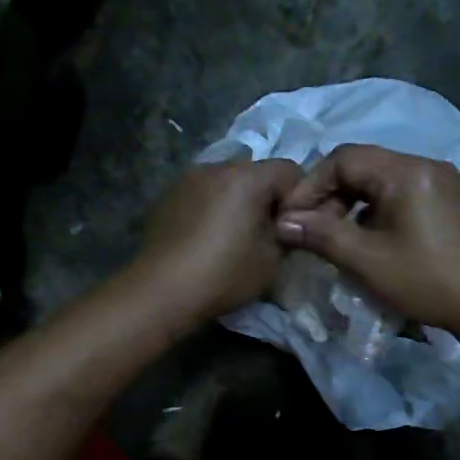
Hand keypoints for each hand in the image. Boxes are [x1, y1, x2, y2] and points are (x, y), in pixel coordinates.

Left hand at [134, 158, 301, 317]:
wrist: (161, 291)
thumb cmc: (222, 275)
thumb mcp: (270, 260)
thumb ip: (285, 233)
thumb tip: (284, 223)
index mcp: (246, 177)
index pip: (289, 170)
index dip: (298, 197)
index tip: (290, 227)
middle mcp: (215, 167)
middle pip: (254, 172)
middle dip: (264, 197)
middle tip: (262, 233)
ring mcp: (186, 180)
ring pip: (224, 181)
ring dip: (235, 200)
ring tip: (230, 235)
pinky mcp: (166, 197)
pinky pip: (200, 194)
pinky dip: (209, 207)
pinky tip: (203, 238)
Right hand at [276, 145, 459, 332]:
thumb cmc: (428, 280)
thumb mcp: (367, 260)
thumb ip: (321, 235)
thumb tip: (282, 222)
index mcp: (406, 171)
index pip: (344, 158)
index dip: (310, 185)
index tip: (291, 218)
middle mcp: (426, 166)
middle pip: (363, 166)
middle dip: (329, 196)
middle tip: (311, 232)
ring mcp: (443, 183)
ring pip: (381, 182)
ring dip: (351, 205)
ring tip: (336, 240)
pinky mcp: (451, 203)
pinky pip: (401, 195)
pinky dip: (374, 212)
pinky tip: (369, 242)